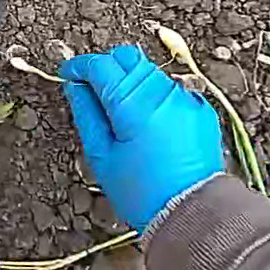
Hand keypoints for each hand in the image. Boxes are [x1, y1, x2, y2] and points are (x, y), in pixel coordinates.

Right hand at [59, 45, 225, 230]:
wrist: (193, 212)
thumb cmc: (143, 193)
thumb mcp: (102, 156)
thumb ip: (87, 114)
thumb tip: (75, 87)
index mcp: (132, 103)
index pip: (100, 64)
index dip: (80, 66)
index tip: (68, 74)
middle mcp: (161, 92)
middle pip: (127, 57)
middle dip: (107, 67)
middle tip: (94, 92)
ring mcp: (184, 97)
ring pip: (149, 71)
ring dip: (131, 81)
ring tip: (122, 115)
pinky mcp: (200, 108)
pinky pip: (170, 89)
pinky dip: (154, 96)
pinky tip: (149, 124)